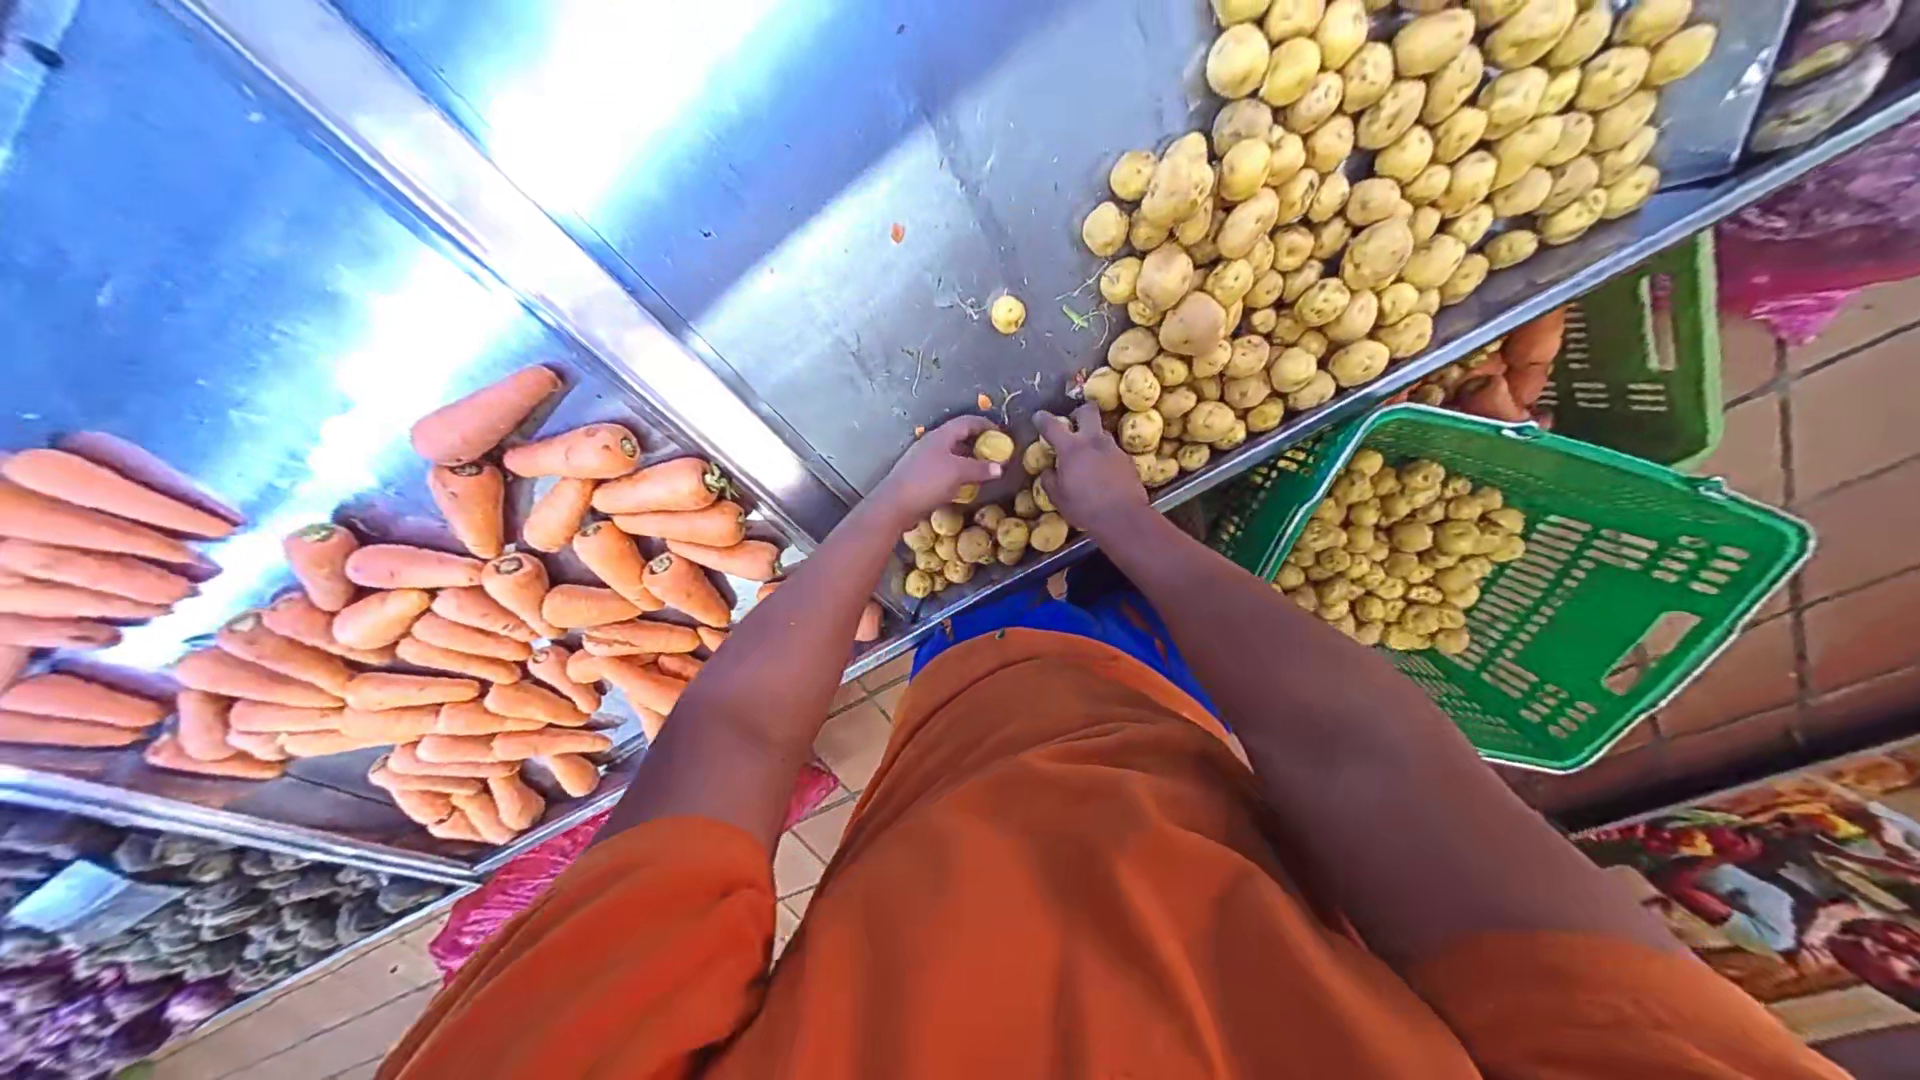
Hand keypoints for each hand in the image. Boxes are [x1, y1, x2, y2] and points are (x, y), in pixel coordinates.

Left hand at [870, 415, 1001, 529]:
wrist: (894, 504)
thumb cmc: (927, 482)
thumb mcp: (958, 473)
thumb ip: (980, 469)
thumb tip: (999, 468)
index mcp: (940, 436)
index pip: (966, 422)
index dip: (984, 425)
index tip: (1000, 433)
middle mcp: (931, 444)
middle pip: (958, 437)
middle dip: (977, 443)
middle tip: (993, 453)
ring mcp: (923, 460)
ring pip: (950, 454)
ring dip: (967, 459)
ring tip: (982, 470)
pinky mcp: (919, 476)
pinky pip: (943, 469)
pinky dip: (957, 473)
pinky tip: (962, 486)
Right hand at [1035, 404, 1150, 537]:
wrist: (1123, 517)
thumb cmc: (1084, 507)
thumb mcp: (1058, 498)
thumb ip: (1049, 480)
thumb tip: (1048, 471)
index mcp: (1071, 448)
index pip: (1052, 425)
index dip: (1042, 419)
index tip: (1038, 417)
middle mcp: (1093, 441)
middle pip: (1088, 410)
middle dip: (1078, 413)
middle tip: (1072, 424)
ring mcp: (1113, 448)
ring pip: (1102, 432)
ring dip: (1092, 437)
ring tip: (1087, 455)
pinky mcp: (1127, 460)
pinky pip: (1112, 450)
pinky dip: (1104, 456)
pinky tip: (1102, 472)